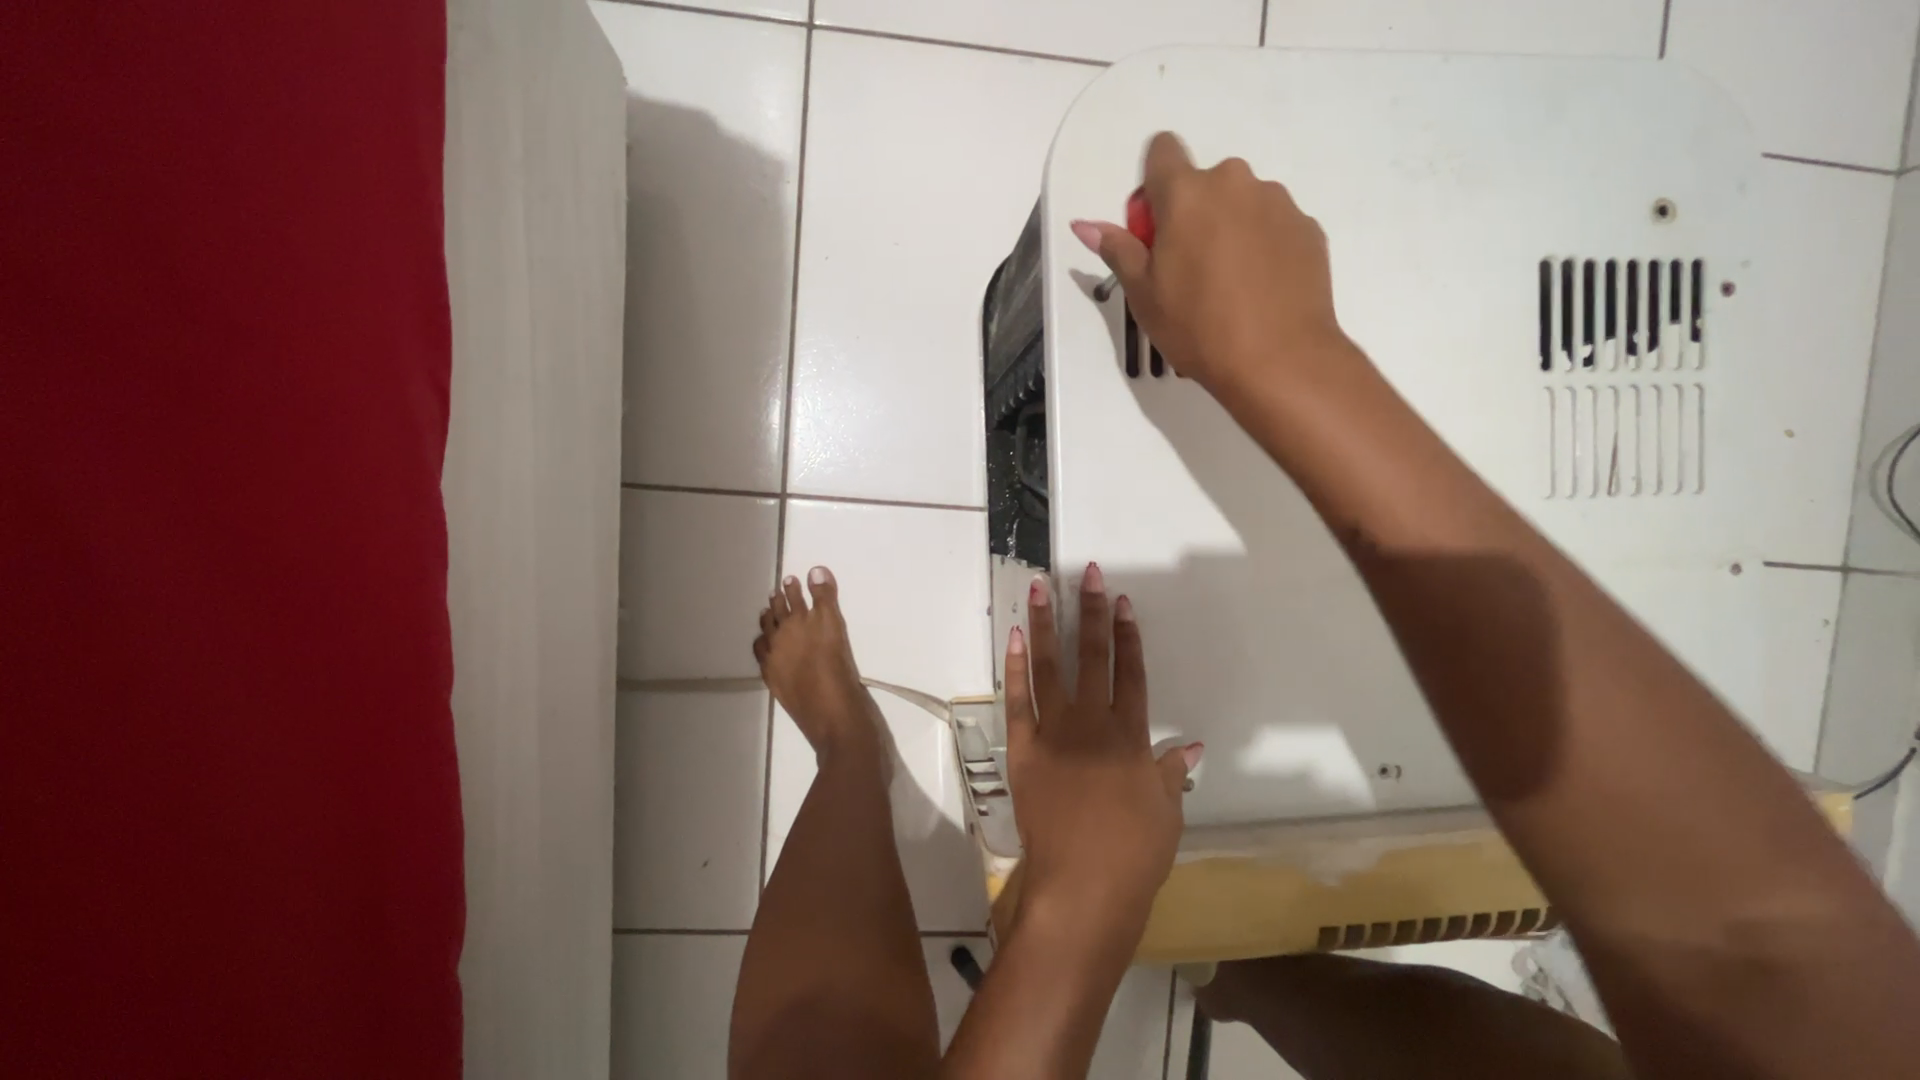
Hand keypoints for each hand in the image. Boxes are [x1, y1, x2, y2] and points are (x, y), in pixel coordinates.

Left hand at [1003, 563, 1201, 936]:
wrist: (1083, 886)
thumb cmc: (1134, 853)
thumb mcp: (1165, 811)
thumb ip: (1171, 773)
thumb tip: (1190, 746)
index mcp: (1130, 735)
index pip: (1131, 671)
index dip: (1127, 634)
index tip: (1120, 601)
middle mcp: (1092, 723)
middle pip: (1092, 656)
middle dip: (1089, 612)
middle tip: (1086, 574)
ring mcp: (1054, 733)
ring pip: (1050, 667)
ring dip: (1045, 624)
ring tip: (1038, 587)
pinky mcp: (1023, 750)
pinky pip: (1018, 701)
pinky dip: (1015, 668)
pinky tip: (1014, 637)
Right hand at [1071, 131, 1355, 397]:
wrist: (1279, 359)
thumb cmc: (1197, 326)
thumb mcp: (1143, 294)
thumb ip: (1117, 249)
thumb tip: (1084, 224)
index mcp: (1186, 193)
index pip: (1162, 151)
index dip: (1154, 185)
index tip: (1155, 227)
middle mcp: (1234, 183)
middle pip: (1204, 182)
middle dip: (1193, 213)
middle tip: (1188, 268)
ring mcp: (1277, 203)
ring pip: (1241, 204)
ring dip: (1230, 229)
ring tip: (1229, 285)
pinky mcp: (1307, 228)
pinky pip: (1273, 226)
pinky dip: (1262, 247)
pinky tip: (1258, 291)